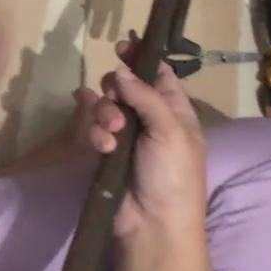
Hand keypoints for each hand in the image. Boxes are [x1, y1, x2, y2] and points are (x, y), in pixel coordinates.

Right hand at [76, 38, 208, 247]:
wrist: (153, 223)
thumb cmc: (173, 175)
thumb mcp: (169, 130)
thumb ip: (145, 96)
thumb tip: (121, 71)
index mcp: (176, 111)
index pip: (159, 75)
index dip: (141, 59)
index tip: (120, 47)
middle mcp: (151, 120)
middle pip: (125, 88)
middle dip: (115, 91)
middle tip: (115, 103)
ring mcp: (128, 137)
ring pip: (106, 107)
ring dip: (104, 114)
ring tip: (109, 135)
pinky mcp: (107, 152)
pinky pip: (94, 129)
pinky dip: (95, 133)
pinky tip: (100, 144)